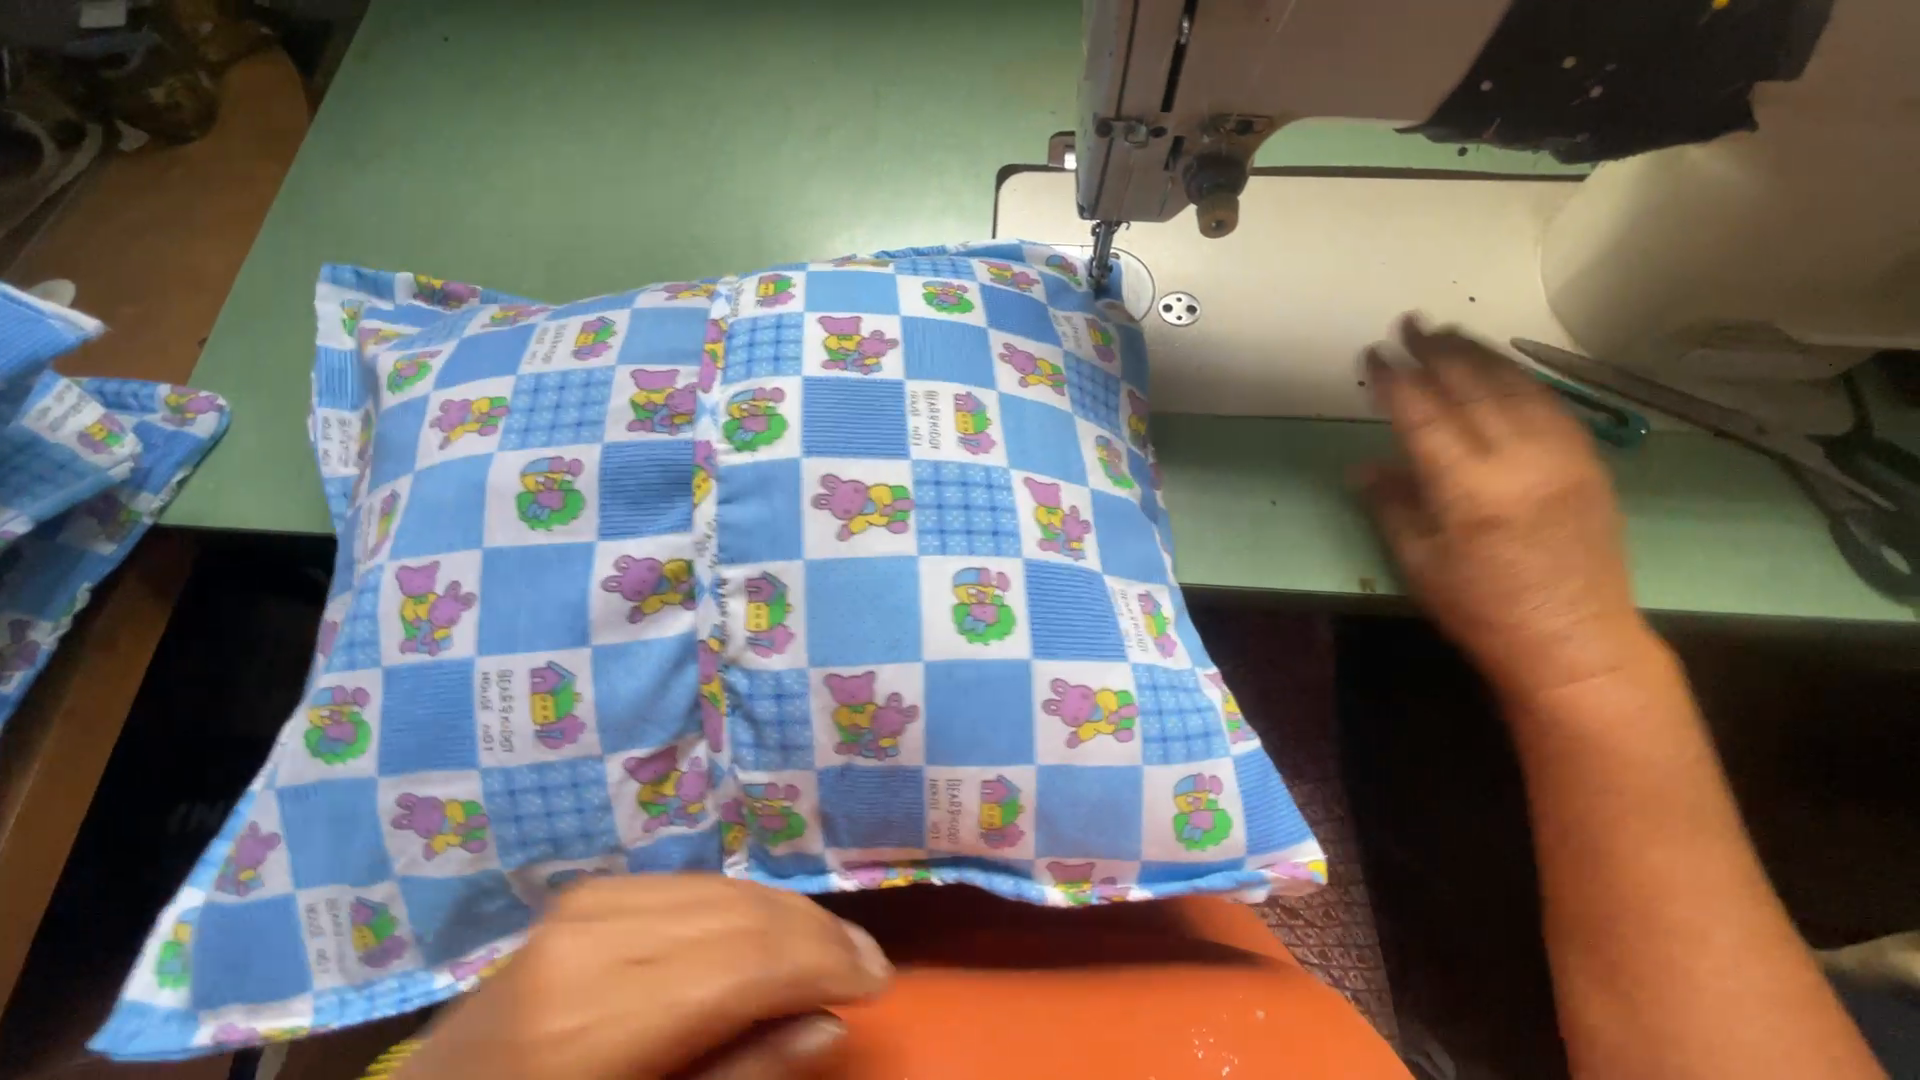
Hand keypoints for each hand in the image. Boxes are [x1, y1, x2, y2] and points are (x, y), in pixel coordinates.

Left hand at [394, 876, 890, 1079]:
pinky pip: (687, 886)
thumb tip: (829, 1025)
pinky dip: (740, 904)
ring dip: (785, 915)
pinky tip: (767, 929)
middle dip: (815, 935)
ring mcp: (578, 910)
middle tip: (868, 966)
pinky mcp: (579, 899)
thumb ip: (738, 1079)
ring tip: (830, 949)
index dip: (822, 963)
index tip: (879, 981)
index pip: (742, 961)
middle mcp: (588, 943)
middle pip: (737, 914)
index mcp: (591, 1025)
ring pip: (719, 889)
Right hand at [1356, 317, 1654, 702]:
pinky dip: (1519, 378)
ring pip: (1516, 386)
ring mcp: (1562, 455)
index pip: (1423, 415)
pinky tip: (1500, 368)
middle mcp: (1519, 459)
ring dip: (1478, 354)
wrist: (1576, 640)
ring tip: (1449, 332)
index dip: (1395, 381)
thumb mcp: (1420, 562)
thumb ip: (1392, 504)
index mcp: (1469, 488)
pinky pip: (1550, 403)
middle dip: (1436, 352)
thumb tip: (1365, 465)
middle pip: (1472, 387)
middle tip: (1408, 324)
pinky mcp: (1588, 460)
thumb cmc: (1483, 610)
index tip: (1373, 355)